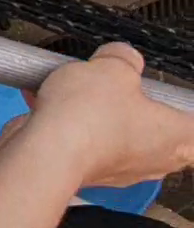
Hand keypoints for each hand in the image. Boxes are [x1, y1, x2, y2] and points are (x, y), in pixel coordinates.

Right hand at [19, 43, 193, 187]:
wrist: (50, 149)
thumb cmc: (89, 116)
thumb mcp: (108, 70)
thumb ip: (122, 59)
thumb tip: (125, 56)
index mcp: (184, 136)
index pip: (193, 119)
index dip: (175, 103)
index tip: (151, 92)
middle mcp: (165, 158)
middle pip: (157, 128)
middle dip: (131, 109)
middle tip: (106, 90)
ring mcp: (130, 168)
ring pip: (120, 135)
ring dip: (98, 118)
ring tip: (67, 96)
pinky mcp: (95, 171)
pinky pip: (88, 143)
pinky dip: (72, 126)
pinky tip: (47, 107)